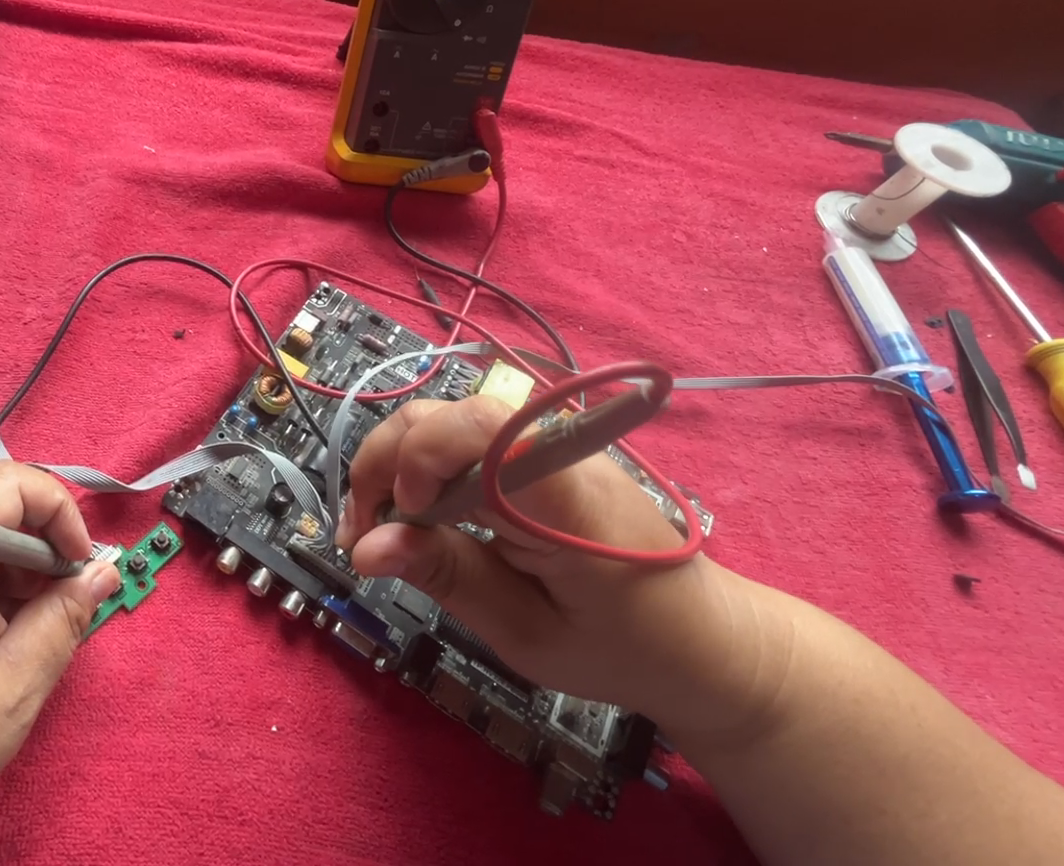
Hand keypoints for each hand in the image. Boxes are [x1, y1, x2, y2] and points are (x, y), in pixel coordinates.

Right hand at [337, 395, 789, 748]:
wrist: (703, 637)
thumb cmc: (623, 648)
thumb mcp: (526, 633)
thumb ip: (447, 577)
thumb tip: (364, 548)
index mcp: (562, 491)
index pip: (477, 427)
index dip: (418, 460)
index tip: (399, 523)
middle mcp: (550, 446)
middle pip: (438, 415)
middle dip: (381, 466)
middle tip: (360, 536)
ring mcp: (540, 442)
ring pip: (437, 420)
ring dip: (391, 467)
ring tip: (378, 530)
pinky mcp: (529, 451)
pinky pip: (455, 440)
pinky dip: (416, 470)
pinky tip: (409, 516)